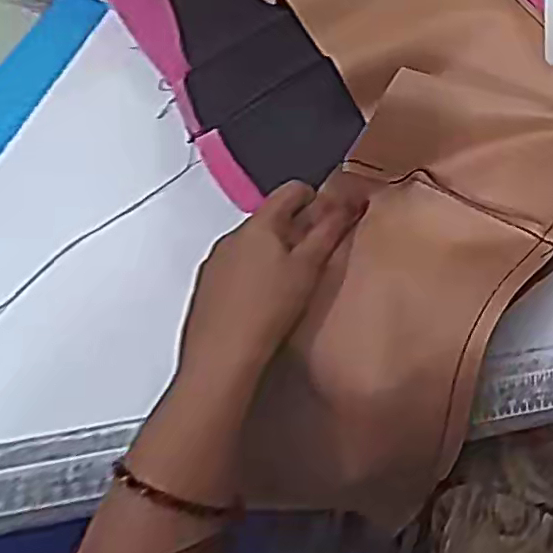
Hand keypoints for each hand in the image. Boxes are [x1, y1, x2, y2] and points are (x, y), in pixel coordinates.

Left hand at [177, 178, 365, 382]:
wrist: (219, 362)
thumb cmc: (270, 308)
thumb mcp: (310, 266)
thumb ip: (330, 230)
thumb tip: (347, 202)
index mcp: (258, 225)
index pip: (291, 190)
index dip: (316, 199)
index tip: (330, 220)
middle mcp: (231, 237)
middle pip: (273, 217)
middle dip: (298, 228)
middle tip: (318, 254)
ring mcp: (214, 263)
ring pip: (255, 242)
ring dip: (277, 250)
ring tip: (294, 280)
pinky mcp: (205, 288)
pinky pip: (238, 265)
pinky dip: (256, 271)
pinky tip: (267, 299)